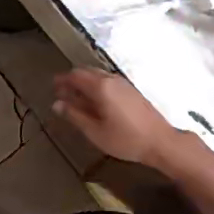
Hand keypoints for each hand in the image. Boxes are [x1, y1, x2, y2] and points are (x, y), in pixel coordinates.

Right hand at [52, 68, 184, 166]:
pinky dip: (96, 86)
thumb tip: (57, 104)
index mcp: (101, 87)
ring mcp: (124, 84)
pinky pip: (108, 82)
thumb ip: (75, 115)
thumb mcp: (95, 131)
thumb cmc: (126, 139)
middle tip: (62, 92)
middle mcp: (112, 80)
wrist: (160, 141)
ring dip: (85, 83)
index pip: (75, 76)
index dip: (62, 80)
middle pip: (87, 72)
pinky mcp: (132, 91)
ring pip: (98, 76)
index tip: (52, 86)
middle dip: (72, 80)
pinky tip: (95, 101)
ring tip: (76, 98)